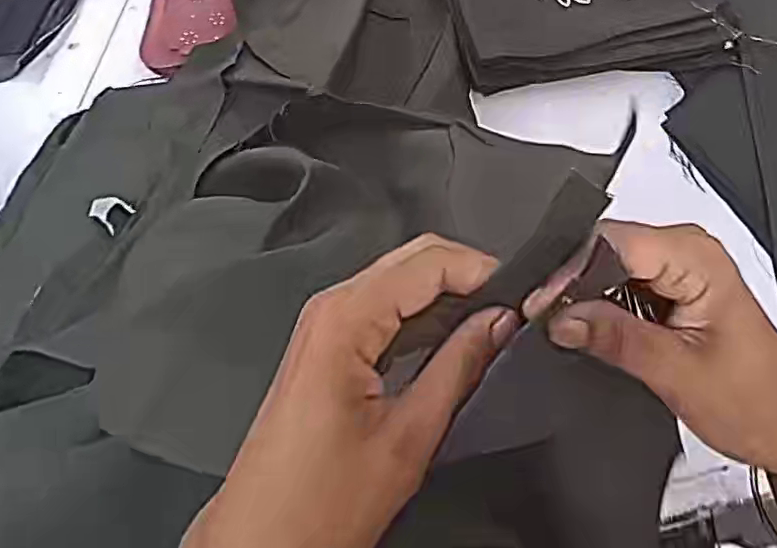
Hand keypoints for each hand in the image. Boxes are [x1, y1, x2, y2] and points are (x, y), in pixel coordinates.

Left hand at [181, 235, 518, 547]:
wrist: (258, 540)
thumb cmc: (319, 503)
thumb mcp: (407, 437)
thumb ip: (459, 367)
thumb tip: (498, 322)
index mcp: (346, 318)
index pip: (428, 262)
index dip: (480, 269)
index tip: (518, 292)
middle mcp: (332, 305)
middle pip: (414, 256)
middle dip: (466, 271)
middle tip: (508, 304)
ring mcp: (326, 318)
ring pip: (401, 275)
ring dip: (447, 288)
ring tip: (489, 319)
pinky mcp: (328, 337)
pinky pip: (385, 301)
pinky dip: (423, 307)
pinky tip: (450, 333)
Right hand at [527, 221, 776, 545]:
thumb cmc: (762, 403)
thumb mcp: (679, 374)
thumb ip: (616, 338)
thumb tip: (563, 316)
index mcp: (697, 256)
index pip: (613, 241)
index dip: (571, 270)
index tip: (543, 303)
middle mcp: (688, 249)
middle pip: (607, 246)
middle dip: (572, 281)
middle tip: (545, 317)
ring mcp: (680, 264)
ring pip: (610, 262)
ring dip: (584, 294)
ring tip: (563, 324)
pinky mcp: (672, 283)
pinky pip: (622, 278)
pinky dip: (601, 302)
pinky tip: (590, 325)